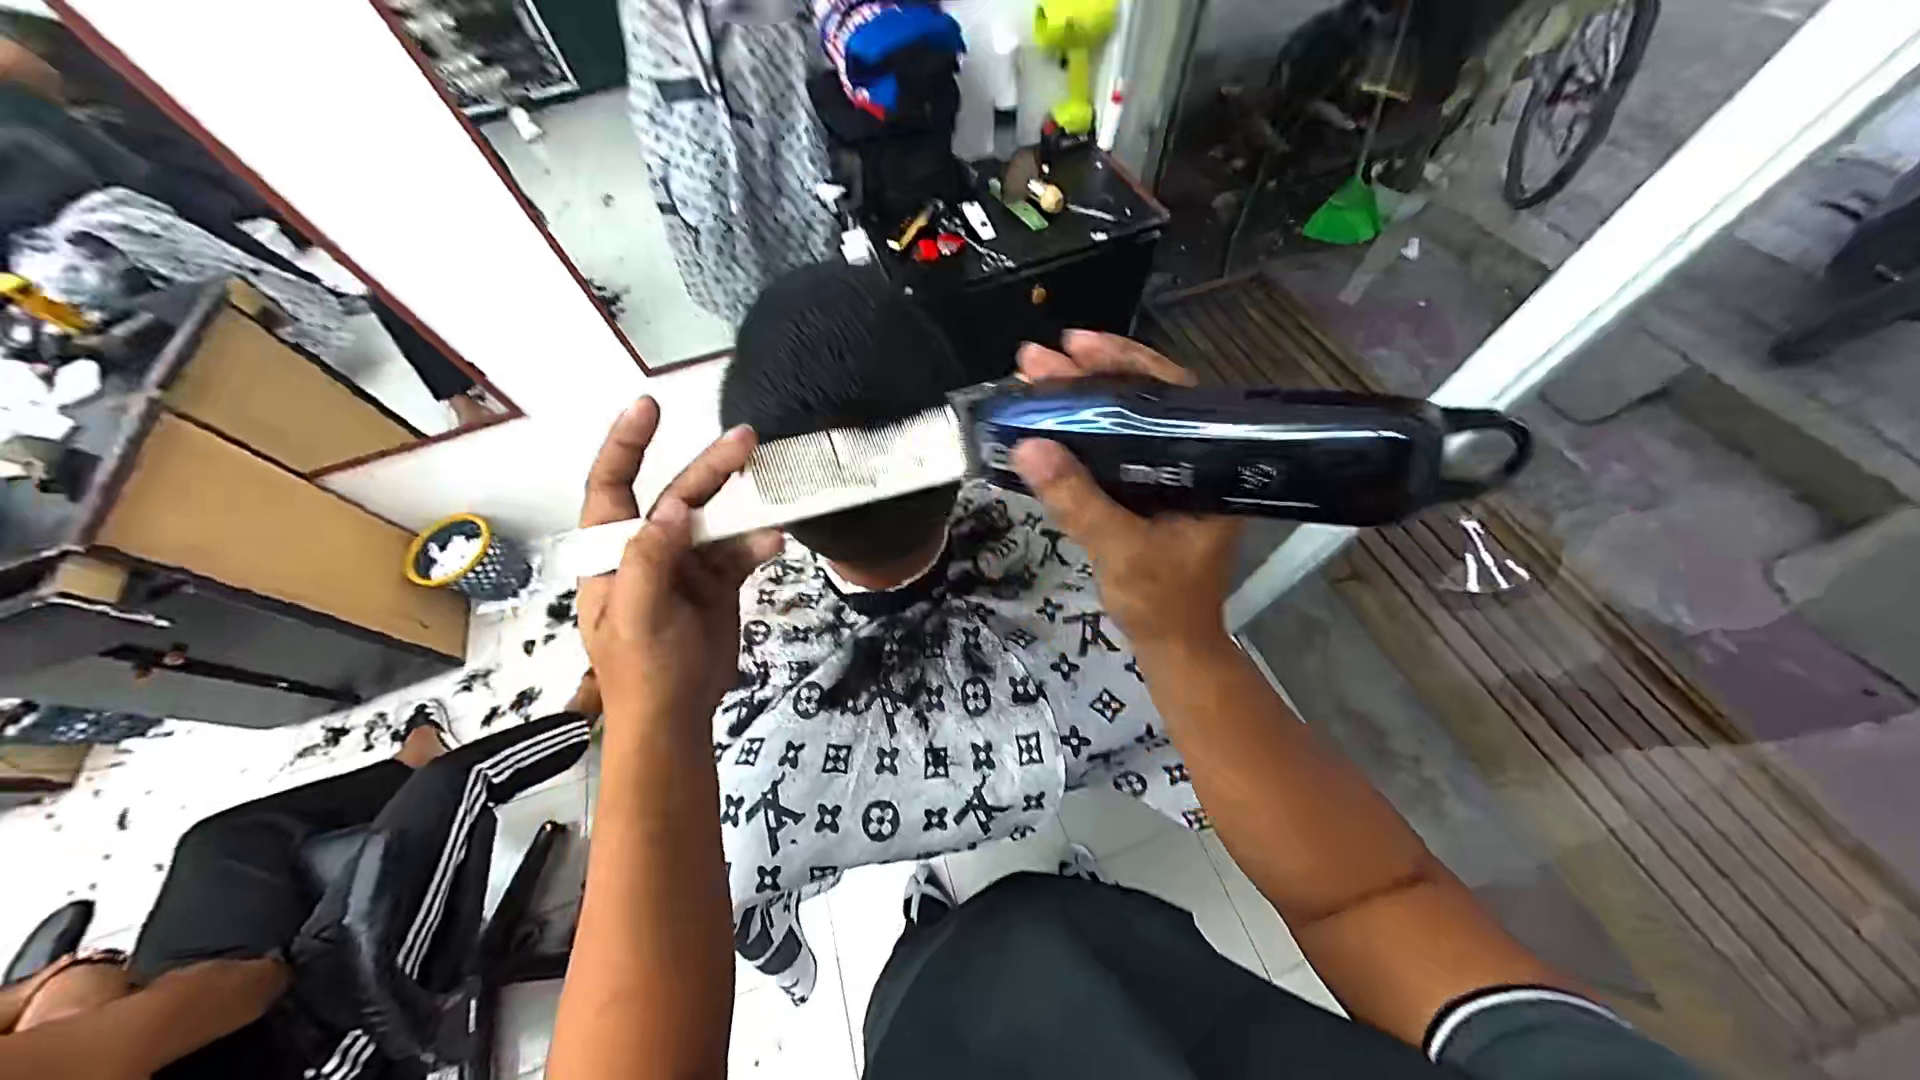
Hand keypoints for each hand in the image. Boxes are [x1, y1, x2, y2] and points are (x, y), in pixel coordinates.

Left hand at [577, 398, 783, 727]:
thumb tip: (674, 507)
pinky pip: (741, 552)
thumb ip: (650, 560)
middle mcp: (649, 550)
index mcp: (612, 553)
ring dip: (743, 502)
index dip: (626, 445)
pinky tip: (776, 539)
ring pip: (717, 520)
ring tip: (770, 481)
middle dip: (708, 467)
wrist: (677, 717)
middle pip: (679, 496)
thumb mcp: (638, 618)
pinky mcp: (718, 582)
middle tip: (744, 441)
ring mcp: (687, 565)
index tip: (648, 407)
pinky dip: (758, 544)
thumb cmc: (642, 672)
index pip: (611, 488)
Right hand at [1012, 332, 1241, 650]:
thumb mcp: (1120, 551)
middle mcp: (1189, 457)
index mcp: (1206, 464)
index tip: (1077, 345)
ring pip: (1123, 420)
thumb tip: (1029, 448)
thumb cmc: (1161, 602)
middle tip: (1036, 359)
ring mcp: (1164, 473)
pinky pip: (1110, 447)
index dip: (1125, 362)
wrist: (1172, 642)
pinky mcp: (1141, 489)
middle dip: (1088, 374)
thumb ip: (1078, 501)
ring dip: (1079, 398)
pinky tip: (1049, 420)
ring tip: (1034, 378)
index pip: (1171, 393)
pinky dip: (1079, 431)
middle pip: (1142, 398)